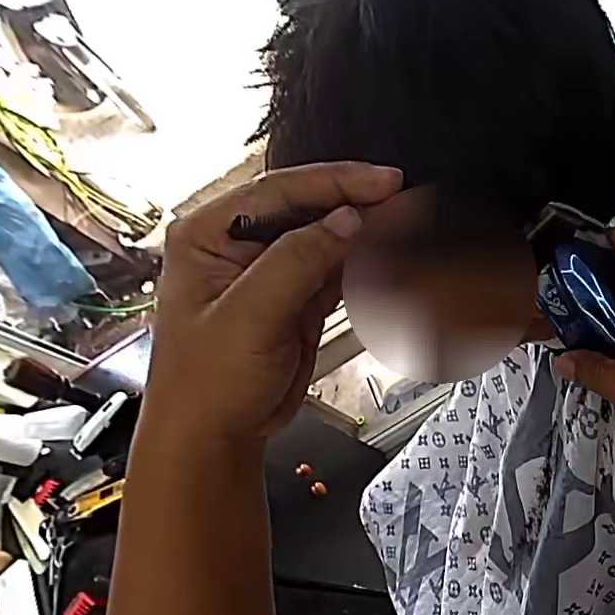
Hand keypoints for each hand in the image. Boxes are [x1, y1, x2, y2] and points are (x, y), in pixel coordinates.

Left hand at [144, 162, 403, 443]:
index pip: (280, 193)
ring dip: (367, 236)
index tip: (384, 182)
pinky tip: (387, 257)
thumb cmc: (208, 381)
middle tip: (405, 202)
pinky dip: (364, 267)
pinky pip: (336, 274)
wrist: (217, 432)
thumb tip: (344, 222)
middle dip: (358, 206)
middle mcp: (240, 248)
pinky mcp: (297, 302)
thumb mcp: (250, 316)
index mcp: (210, 235)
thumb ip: (297, 262)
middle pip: (309, 212)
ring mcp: (272, 275)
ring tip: (406, 225)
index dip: (336, 184)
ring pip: (328, 242)